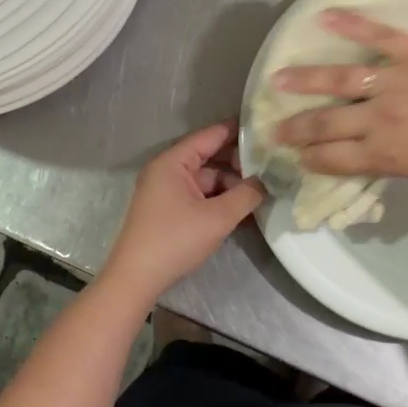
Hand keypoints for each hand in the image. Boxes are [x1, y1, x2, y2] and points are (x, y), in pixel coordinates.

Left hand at [103, 121, 264, 298]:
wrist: (136, 278)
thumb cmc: (175, 240)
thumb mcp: (218, 217)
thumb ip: (246, 195)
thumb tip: (266, 182)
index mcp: (173, 162)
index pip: (210, 135)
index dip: (238, 131)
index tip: (265, 128)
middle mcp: (167, 170)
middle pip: (209, 157)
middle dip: (238, 164)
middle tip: (271, 167)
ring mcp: (165, 191)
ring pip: (206, 179)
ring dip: (230, 186)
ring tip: (261, 192)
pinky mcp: (167, 210)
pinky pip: (198, 196)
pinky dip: (218, 200)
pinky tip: (241, 209)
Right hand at [272, 10, 407, 190]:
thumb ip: (392, 160)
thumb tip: (369, 150)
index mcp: (385, 155)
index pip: (332, 158)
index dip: (308, 157)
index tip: (292, 155)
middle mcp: (381, 120)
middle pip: (325, 123)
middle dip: (295, 127)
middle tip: (271, 126)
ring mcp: (397, 82)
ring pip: (338, 81)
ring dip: (304, 79)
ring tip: (278, 76)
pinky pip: (377, 37)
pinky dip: (350, 25)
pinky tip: (323, 19)